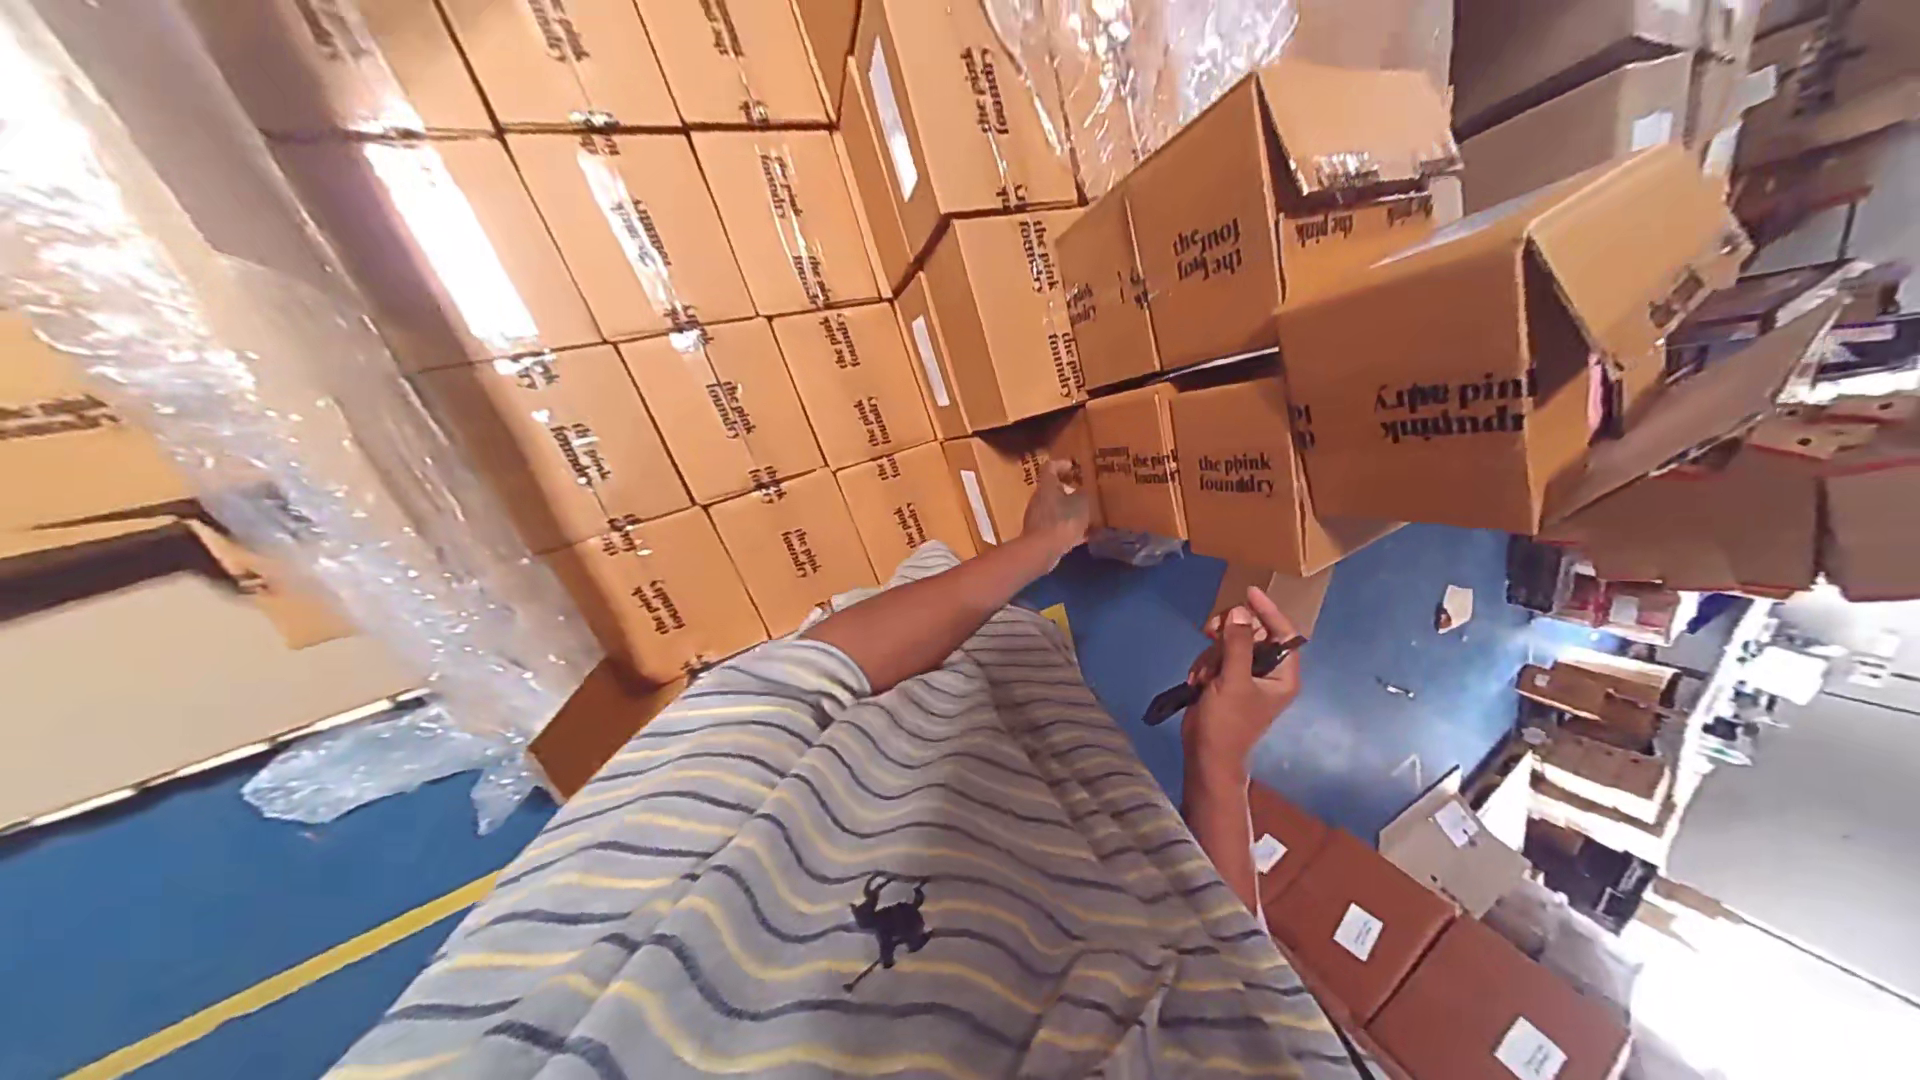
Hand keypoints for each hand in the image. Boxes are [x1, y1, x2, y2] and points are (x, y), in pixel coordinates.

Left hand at [1019, 458, 1091, 564]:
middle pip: (1052, 489)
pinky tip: (1084, 535)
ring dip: (1069, 509)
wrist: (1042, 550)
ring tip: (1088, 513)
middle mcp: (1039, 499)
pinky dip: (1068, 527)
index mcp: (1047, 486)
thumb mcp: (1081, 503)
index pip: (1050, 467)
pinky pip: (1056, 526)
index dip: (1062, 464)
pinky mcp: (1039, 534)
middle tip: (1085, 491)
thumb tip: (1082, 491)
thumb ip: (1083, 493)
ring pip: (1056, 508)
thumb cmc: (1063, 520)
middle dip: (1069, 489)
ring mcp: (1037, 517)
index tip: (1074, 467)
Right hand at [1183, 586, 1302, 767]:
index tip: (1249, 592)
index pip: (1283, 633)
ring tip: (1202, 674)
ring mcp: (1245, 675)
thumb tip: (1239, 612)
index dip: (1267, 611)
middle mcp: (1267, 672)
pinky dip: (1204, 663)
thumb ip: (1238, 644)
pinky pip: (1216, 656)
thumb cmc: (1228, 722)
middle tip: (1209, 630)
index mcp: (1282, 675)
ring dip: (1211, 653)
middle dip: (1228, 634)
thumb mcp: (1233, 681)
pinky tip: (1197, 680)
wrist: (1206, 752)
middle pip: (1252, 634)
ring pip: (1229, 643)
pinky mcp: (1225, 679)